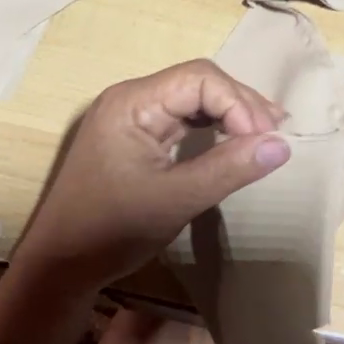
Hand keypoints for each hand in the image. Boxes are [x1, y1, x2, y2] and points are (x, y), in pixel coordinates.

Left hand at [0, 61, 289, 343]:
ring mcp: (132, 118)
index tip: (265, 141)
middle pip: (198, 82)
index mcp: (132, 103)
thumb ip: (229, 168)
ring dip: (230, 114)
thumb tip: (282, 145)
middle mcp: (131, 99)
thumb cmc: (112, 230)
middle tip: (277, 135)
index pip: (199, 78)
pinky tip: (236, 141)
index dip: (239, 103)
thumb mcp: (176, 200)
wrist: (60, 265)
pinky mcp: (136, 138)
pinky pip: (182, 120)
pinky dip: (213, 128)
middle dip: (240, 104)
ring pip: (193, 100)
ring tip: (267, 135)